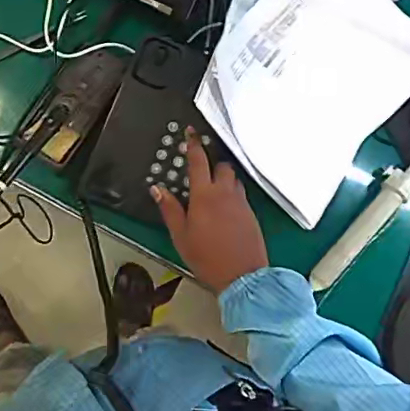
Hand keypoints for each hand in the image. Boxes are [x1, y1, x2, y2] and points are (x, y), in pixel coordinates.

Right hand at [152, 128, 267, 293]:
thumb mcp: (180, 235)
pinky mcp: (251, 213)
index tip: (191, 133)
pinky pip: (241, 194)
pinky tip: (225, 206)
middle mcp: (225, 193)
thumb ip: (169, 208)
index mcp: (205, 195)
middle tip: (201, 167)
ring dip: (223, 177)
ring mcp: (241, 202)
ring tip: (213, 188)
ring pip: (233, 179)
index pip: (198, 161)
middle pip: (221, 165)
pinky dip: (232, 193)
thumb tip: (158, 190)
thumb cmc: (208, 258)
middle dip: (212, 163)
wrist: (243, 277)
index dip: (194, 144)